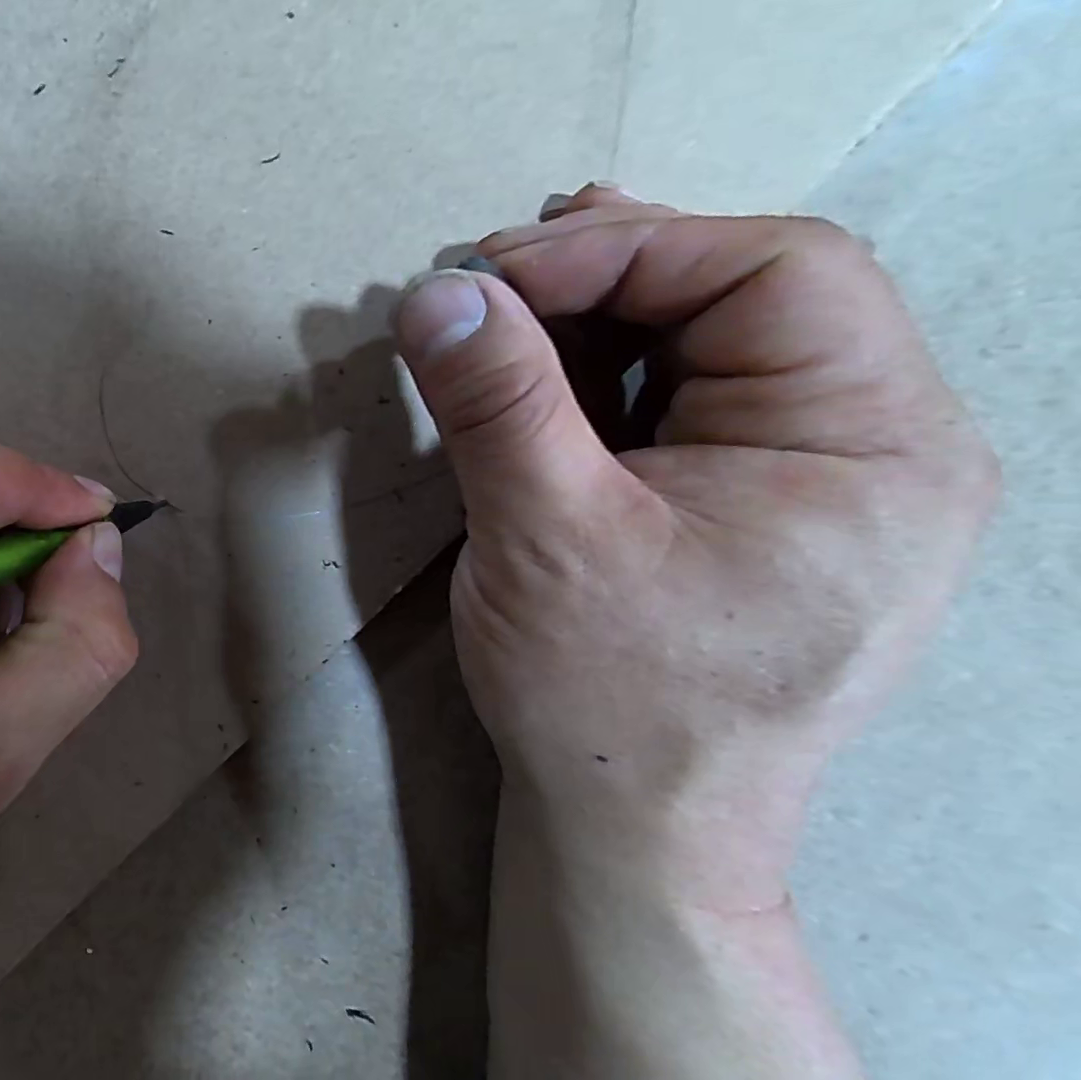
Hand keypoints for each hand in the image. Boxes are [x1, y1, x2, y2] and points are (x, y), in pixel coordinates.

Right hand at [395, 185, 998, 909]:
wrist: (627, 824)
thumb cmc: (605, 695)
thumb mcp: (543, 538)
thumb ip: (495, 406)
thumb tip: (435, 295)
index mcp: (871, 442)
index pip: (770, 272)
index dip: (622, 250)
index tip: (487, 272)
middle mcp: (862, 442)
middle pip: (742, 298)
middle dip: (606, 270)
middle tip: (489, 271)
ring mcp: (793, 475)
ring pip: (699, 346)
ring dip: (596, 309)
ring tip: (508, 289)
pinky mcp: (724, 503)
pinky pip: (666, 403)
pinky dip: (594, 366)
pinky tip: (538, 353)